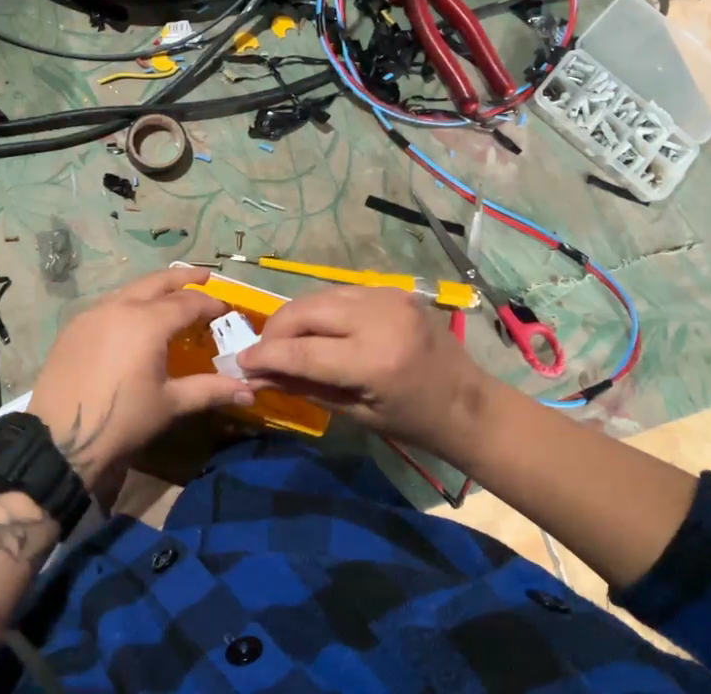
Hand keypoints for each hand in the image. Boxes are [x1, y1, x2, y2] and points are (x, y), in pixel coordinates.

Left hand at [29, 268, 253, 501]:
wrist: (62, 437)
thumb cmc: (122, 419)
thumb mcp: (170, 404)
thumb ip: (210, 390)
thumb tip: (249, 391)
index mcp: (147, 322)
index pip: (187, 302)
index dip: (209, 303)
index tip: (225, 308)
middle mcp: (119, 307)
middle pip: (156, 282)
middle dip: (182, 278)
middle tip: (204, 277)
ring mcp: (92, 314)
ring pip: (129, 289)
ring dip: (153, 288)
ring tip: (170, 294)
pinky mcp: (74, 326)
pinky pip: (108, 304)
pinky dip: (129, 301)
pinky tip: (134, 316)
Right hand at [237, 286, 497, 457]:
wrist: (470, 403)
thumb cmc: (414, 421)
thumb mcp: (355, 412)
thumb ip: (304, 387)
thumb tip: (256, 375)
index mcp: (374, 360)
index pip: (302, 352)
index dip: (266, 356)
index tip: (241, 361)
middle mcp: (379, 319)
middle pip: (305, 311)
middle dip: (275, 331)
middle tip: (262, 351)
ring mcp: (388, 297)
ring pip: (319, 296)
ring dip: (295, 317)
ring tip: (284, 340)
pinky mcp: (393, 289)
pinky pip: (340, 293)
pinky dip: (320, 309)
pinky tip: (316, 329)